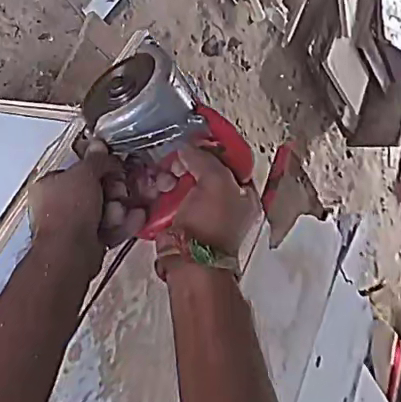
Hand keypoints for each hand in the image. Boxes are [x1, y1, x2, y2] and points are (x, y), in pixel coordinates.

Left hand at [30, 138, 147, 248]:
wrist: (70, 252)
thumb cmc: (68, 211)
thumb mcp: (84, 174)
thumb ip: (96, 159)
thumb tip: (100, 147)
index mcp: (48, 184)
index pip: (77, 170)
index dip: (98, 168)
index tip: (114, 168)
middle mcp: (57, 204)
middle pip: (94, 190)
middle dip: (112, 190)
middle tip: (119, 190)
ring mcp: (71, 224)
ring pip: (103, 210)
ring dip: (117, 208)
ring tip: (119, 211)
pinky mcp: (86, 242)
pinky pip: (108, 228)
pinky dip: (121, 225)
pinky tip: (134, 219)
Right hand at [152, 144, 260, 272]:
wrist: (188, 259)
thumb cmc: (211, 226)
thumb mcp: (216, 183)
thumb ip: (204, 159)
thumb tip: (187, 150)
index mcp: (243, 193)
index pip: (229, 160)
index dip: (211, 148)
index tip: (193, 141)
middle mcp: (223, 201)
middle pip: (201, 169)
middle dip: (185, 164)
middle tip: (176, 166)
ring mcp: (200, 211)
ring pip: (181, 181)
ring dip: (169, 178)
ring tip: (164, 184)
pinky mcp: (179, 219)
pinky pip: (167, 197)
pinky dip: (160, 192)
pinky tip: (156, 191)